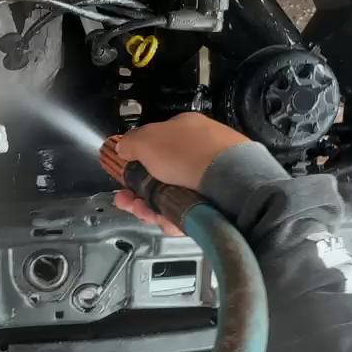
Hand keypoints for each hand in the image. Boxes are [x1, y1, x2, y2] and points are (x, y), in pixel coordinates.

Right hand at [112, 114, 250, 234]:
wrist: (229, 182)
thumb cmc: (188, 154)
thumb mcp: (148, 139)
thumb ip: (130, 142)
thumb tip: (122, 147)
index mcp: (185, 131)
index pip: (154, 146)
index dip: (135, 163)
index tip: (122, 176)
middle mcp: (196, 154)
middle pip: (158, 177)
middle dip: (137, 192)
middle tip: (126, 200)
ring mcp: (206, 180)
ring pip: (168, 198)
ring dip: (149, 207)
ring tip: (141, 211)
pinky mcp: (212, 205)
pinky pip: (184, 213)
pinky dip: (171, 219)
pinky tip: (164, 220)